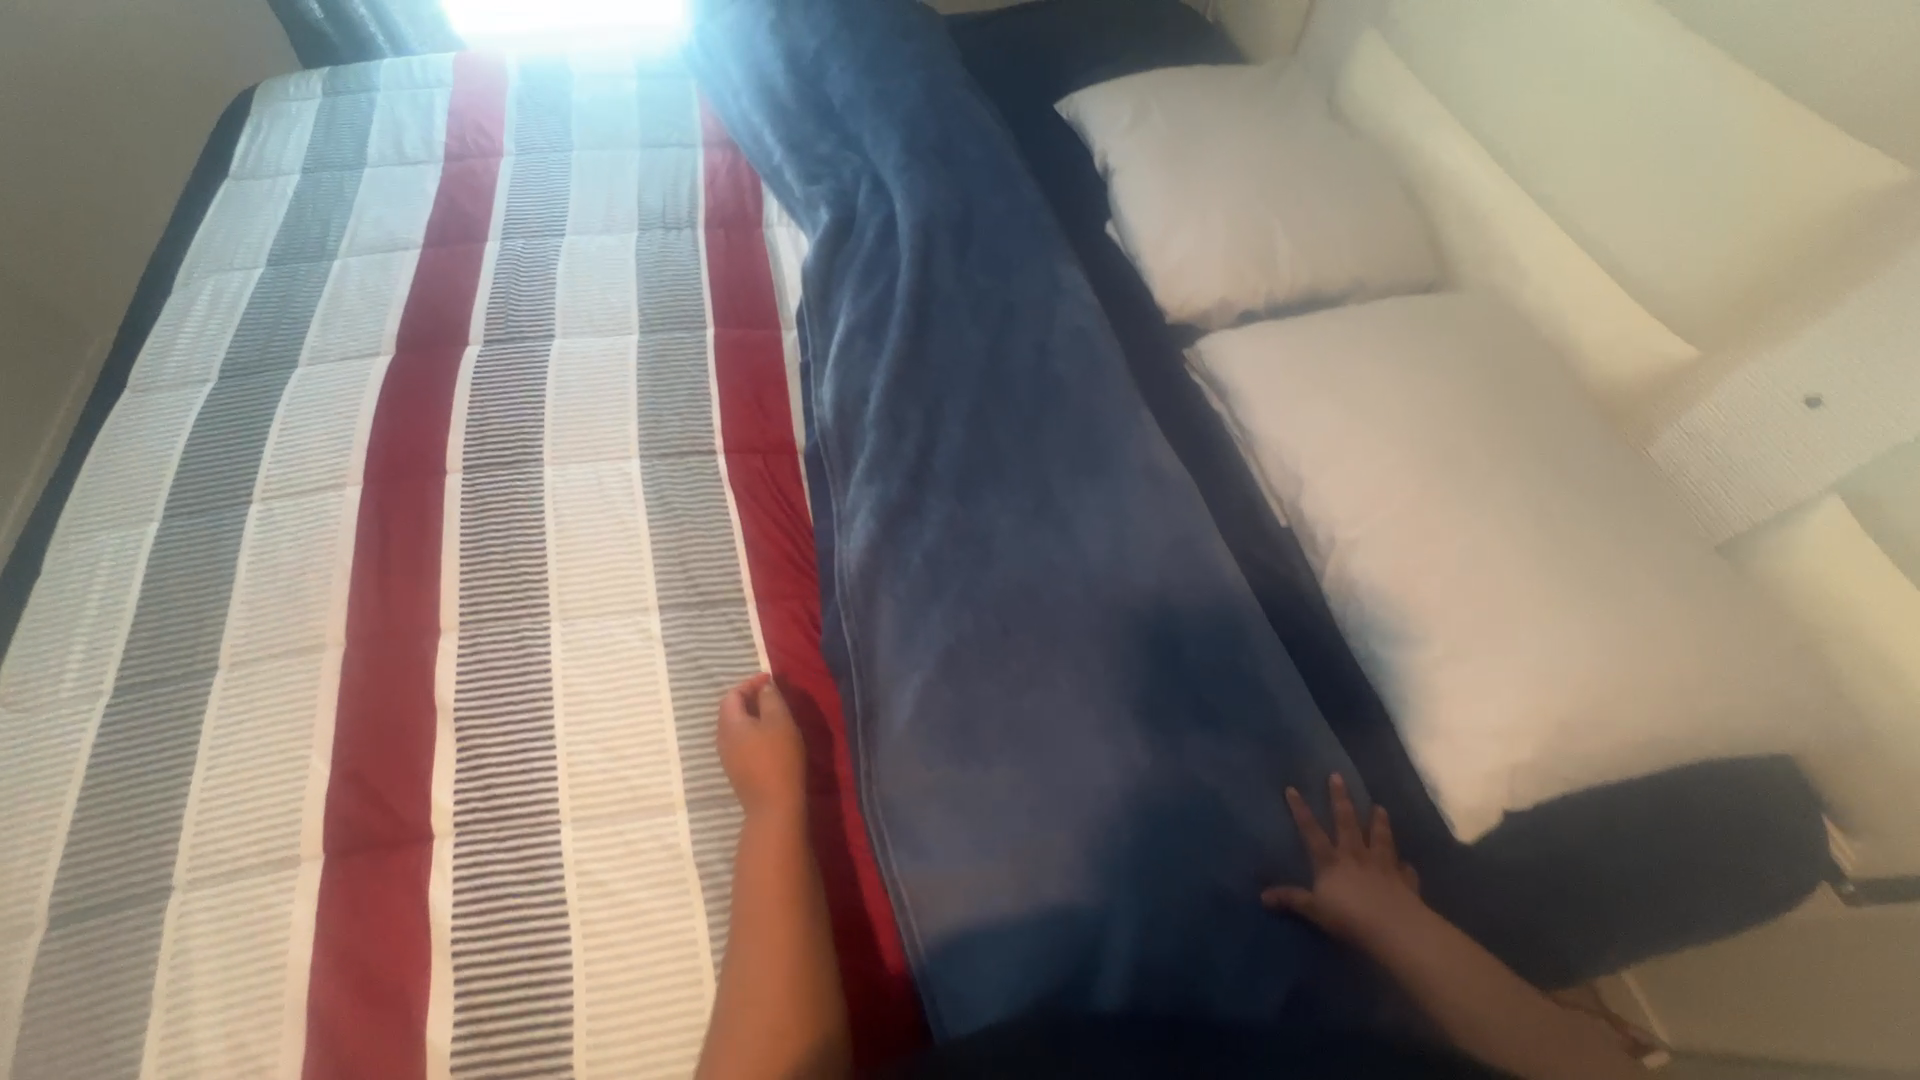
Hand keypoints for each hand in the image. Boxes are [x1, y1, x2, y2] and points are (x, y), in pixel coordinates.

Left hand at [717, 673, 807, 820]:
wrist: (774, 804)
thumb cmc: (778, 757)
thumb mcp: (780, 721)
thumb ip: (770, 698)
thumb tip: (763, 687)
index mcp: (730, 723)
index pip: (732, 695)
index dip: (750, 683)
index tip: (770, 679)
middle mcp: (722, 739)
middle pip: (730, 711)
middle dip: (749, 698)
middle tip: (772, 694)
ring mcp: (728, 757)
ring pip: (736, 728)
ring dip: (752, 716)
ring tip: (774, 714)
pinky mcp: (737, 771)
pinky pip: (741, 742)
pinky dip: (753, 732)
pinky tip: (770, 737)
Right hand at [1263, 773, 1423, 944]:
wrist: (1395, 928)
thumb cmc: (1349, 917)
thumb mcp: (1314, 909)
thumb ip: (1292, 899)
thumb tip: (1262, 897)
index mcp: (1331, 861)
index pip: (1311, 831)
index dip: (1300, 810)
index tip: (1292, 788)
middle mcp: (1356, 856)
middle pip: (1347, 823)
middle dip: (1341, 799)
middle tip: (1338, 777)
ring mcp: (1383, 867)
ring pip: (1380, 838)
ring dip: (1379, 823)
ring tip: (1379, 807)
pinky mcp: (1404, 882)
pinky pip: (1404, 871)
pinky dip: (1405, 866)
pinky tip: (1407, 863)